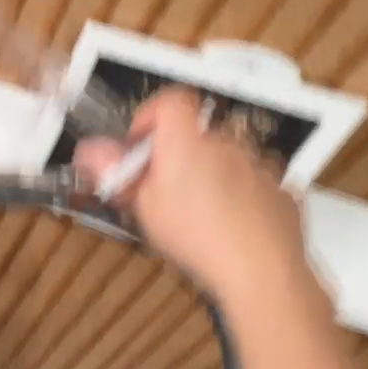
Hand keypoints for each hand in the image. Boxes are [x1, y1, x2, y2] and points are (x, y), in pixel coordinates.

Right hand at [73, 86, 312, 306]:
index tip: (138, 145)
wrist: (260, 267)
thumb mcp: (141, 207)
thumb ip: (113, 173)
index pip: (170, 102)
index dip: (149, 117)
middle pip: (193, 135)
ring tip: (190, 214)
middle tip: (155, 191)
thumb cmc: (198, 237)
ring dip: (203, 176)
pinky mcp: (278, 186)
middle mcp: (225, 144)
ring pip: (220, 159)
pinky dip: (232, 194)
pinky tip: (221, 223)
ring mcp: (257, 163)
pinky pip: (247, 180)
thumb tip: (89, 151)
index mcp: (186, 143)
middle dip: (172, 156)